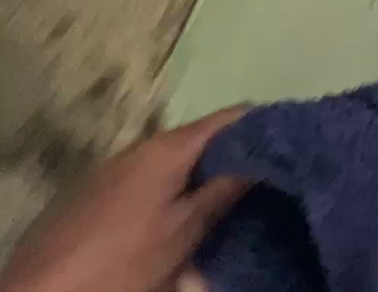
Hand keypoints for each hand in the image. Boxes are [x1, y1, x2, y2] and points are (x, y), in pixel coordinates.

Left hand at [0, 108, 251, 291]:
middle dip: (232, 151)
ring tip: (221, 196)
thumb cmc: (120, 263)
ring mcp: (110, 167)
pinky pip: (145, 175)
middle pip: (202, 135)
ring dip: (199, 170)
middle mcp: (141, 145)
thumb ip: (226, 188)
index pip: (233, 115)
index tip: (289, 141)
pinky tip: (173, 212)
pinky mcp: (88, 193)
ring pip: (172, 156)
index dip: (264, 124)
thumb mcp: (185, 231)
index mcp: (170, 146)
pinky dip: (169, 184)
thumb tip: (267, 154)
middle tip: (261, 176)